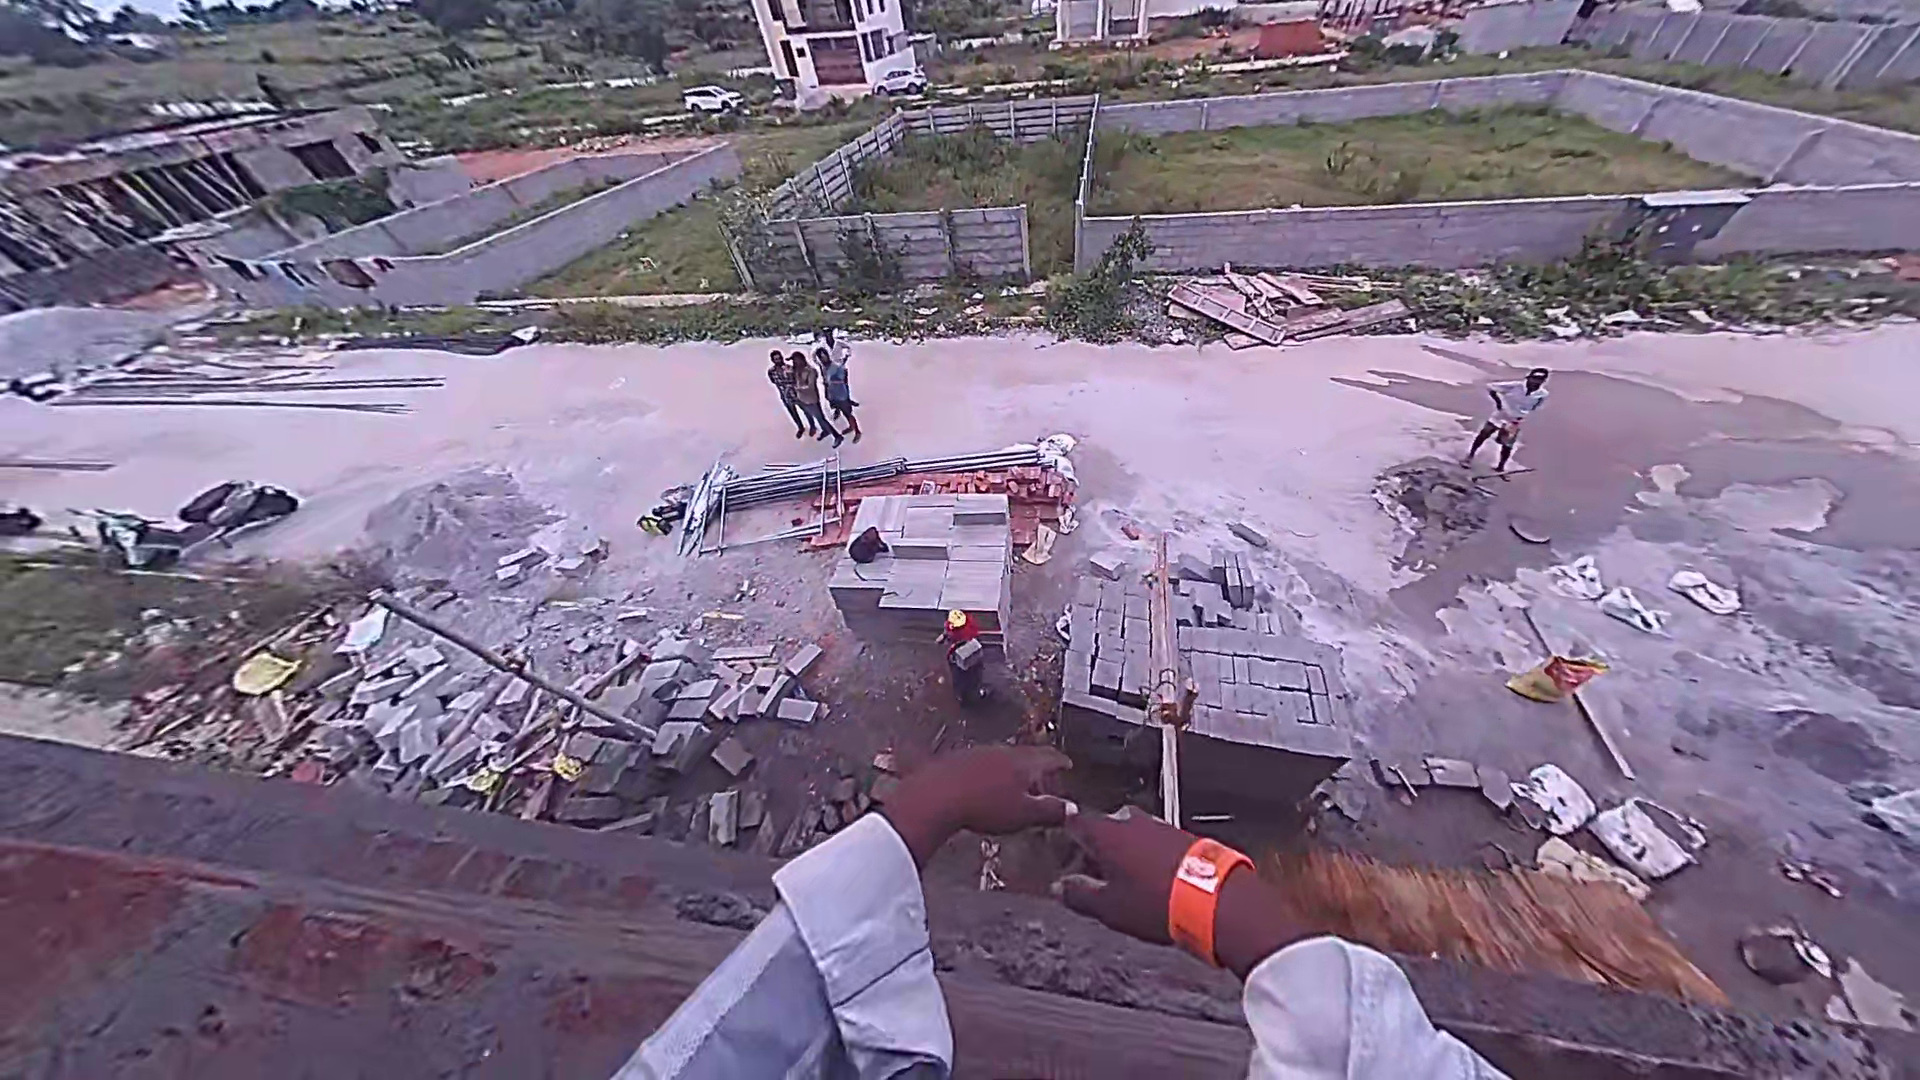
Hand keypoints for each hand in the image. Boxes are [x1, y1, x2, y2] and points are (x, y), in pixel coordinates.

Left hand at [881, 745, 1074, 867]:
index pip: (1050, 756)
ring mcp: (980, 753)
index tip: (1066, 764)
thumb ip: (1050, 810)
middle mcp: (1004, 751)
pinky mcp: (960, 760)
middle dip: (1038, 769)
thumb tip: (1071, 809)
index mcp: (1024, 761)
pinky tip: (987, 790)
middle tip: (1045, 785)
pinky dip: (993, 775)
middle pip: (1027, 756)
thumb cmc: (984, 804)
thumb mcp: (1024, 814)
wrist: (937, 795)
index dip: (1060, 762)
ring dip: (1014, 773)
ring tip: (1017, 791)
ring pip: (1005, 759)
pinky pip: (984, 764)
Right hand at [1052, 805, 1192, 946]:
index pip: (1074, 822)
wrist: (1214, 898)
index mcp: (1104, 833)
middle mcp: (1127, 821)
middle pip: (1102, 828)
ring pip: (1128, 833)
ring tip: (1127, 880)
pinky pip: (1152, 840)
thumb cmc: (1158, 902)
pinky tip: (1153, 877)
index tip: (1063, 853)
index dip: (1065, 837)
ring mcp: (1155, 824)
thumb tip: (1059, 888)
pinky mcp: (1178, 834)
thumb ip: (1080, 895)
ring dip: (1123, 851)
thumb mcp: (1111, 908)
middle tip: (1094, 874)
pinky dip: (1147, 854)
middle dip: (1096, 848)